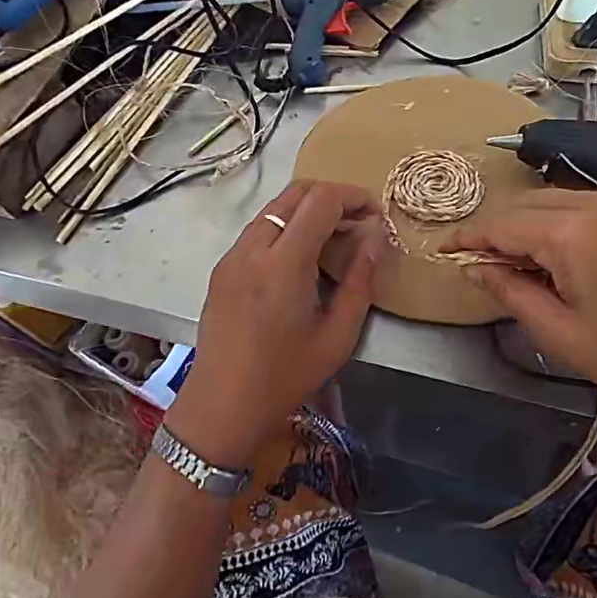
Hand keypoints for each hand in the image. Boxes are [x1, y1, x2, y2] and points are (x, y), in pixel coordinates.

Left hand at [165, 180, 387, 469]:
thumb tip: (375, 239)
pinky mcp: (220, 271)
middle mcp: (252, 249)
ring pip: (272, 210)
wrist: (222, 405)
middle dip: (331, 196)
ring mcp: (231, 258)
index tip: (376, 214)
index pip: (321, 200)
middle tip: (358, 222)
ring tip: (333, 240)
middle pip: (293, 193)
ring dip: (305, 212)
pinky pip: (256, 232)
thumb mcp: (337, 336)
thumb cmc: (285, 377)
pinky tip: (300, 259)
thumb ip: (359, 281)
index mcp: (283, 263)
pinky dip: (284, 228)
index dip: (354, 196)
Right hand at [443, 189, 596, 417]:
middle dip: (494, 232)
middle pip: (523, 206)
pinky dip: (553, 226)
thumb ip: (510, 293)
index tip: (441, 252)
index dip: (467, 239)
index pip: (500, 225)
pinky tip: (552, 259)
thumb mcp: (562, 334)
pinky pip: (578, 208)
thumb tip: (474, 270)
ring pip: (550, 203)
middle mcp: (595, 204)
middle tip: (476, 268)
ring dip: (524, 228)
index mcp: (572, 234)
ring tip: (513, 269)